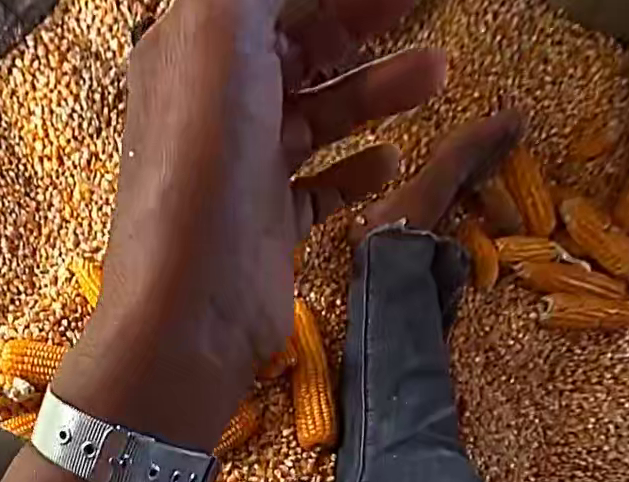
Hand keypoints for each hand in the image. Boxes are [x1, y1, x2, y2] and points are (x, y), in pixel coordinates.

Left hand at [54, 0, 447, 446]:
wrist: (193, 305)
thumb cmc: (203, 161)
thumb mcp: (222, 31)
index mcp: (193, 53)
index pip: (268, 0)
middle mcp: (218, 111)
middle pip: (298, 48)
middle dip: (360, 20)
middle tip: (421, 2)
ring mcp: (246, 172)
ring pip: (319, 115)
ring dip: (376, 91)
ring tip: (435, 75)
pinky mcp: (270, 226)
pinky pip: (321, 187)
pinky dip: (356, 171)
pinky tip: (390, 162)